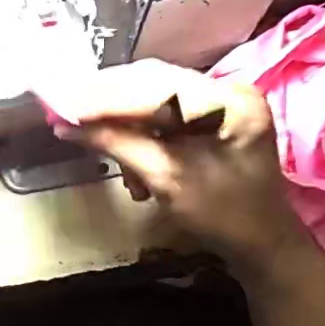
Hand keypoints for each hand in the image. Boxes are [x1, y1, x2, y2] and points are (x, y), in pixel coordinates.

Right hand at [54, 60, 323, 278]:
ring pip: (152, 94)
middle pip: (151, 82)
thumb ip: (117, 145)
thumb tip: (66, 125)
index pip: (153, 87)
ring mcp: (221, 99)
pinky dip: (139, 130)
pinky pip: (163, 109)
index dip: (103, 98)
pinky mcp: (212, 114)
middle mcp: (227, 89)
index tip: (61, 108)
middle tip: (66, 116)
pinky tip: (130, 157)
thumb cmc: (222, 216)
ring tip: (105, 150)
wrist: (262, 243)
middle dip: (107, 103)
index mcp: (227, 102)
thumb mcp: (165, 180)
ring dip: (122, 121)